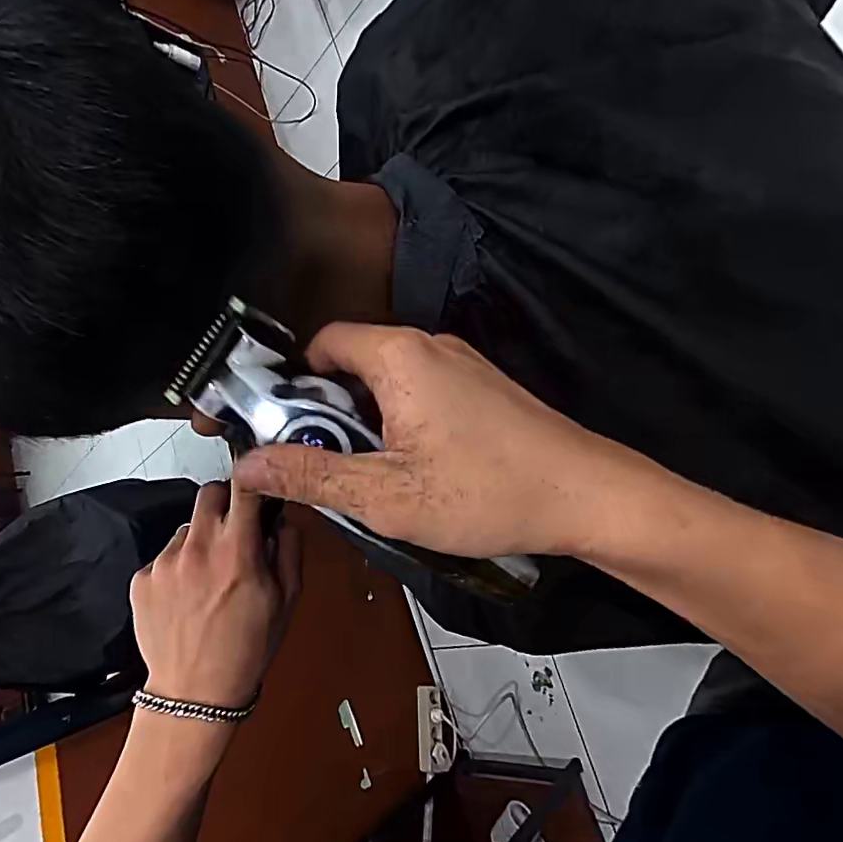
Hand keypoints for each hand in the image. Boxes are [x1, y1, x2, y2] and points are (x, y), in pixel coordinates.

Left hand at [131, 481, 303, 709]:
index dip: (253, 476)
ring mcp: (165, 562)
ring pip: (187, 527)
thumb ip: (290, 551)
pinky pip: (164, 555)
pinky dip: (177, 566)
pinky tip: (186, 596)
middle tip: (234, 530)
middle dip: (225, 503)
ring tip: (209, 578)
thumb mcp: (286, 602)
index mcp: (237, 551)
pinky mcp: (142, 577)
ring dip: (200, 540)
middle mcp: (198, 548)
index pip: (244, 485)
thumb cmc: (244, 652)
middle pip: (209, 493)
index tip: (257, 480)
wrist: (193, 694)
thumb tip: (284, 520)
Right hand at [233, 324, 690, 559]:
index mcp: (398, 356)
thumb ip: (311, 474)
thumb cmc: (491, 492)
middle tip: (329, 460)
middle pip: (350, 362)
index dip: (296, 384)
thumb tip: (250, 466)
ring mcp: (458, 363)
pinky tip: (413, 467)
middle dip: (330, 410)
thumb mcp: (386, 495)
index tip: (289, 427)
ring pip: (383, 379)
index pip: (322, 343)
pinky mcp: (477, 385)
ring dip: (364, 420)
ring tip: (373, 471)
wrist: (592, 498)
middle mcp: (427, 346)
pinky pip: (415, 389)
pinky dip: (397, 420)